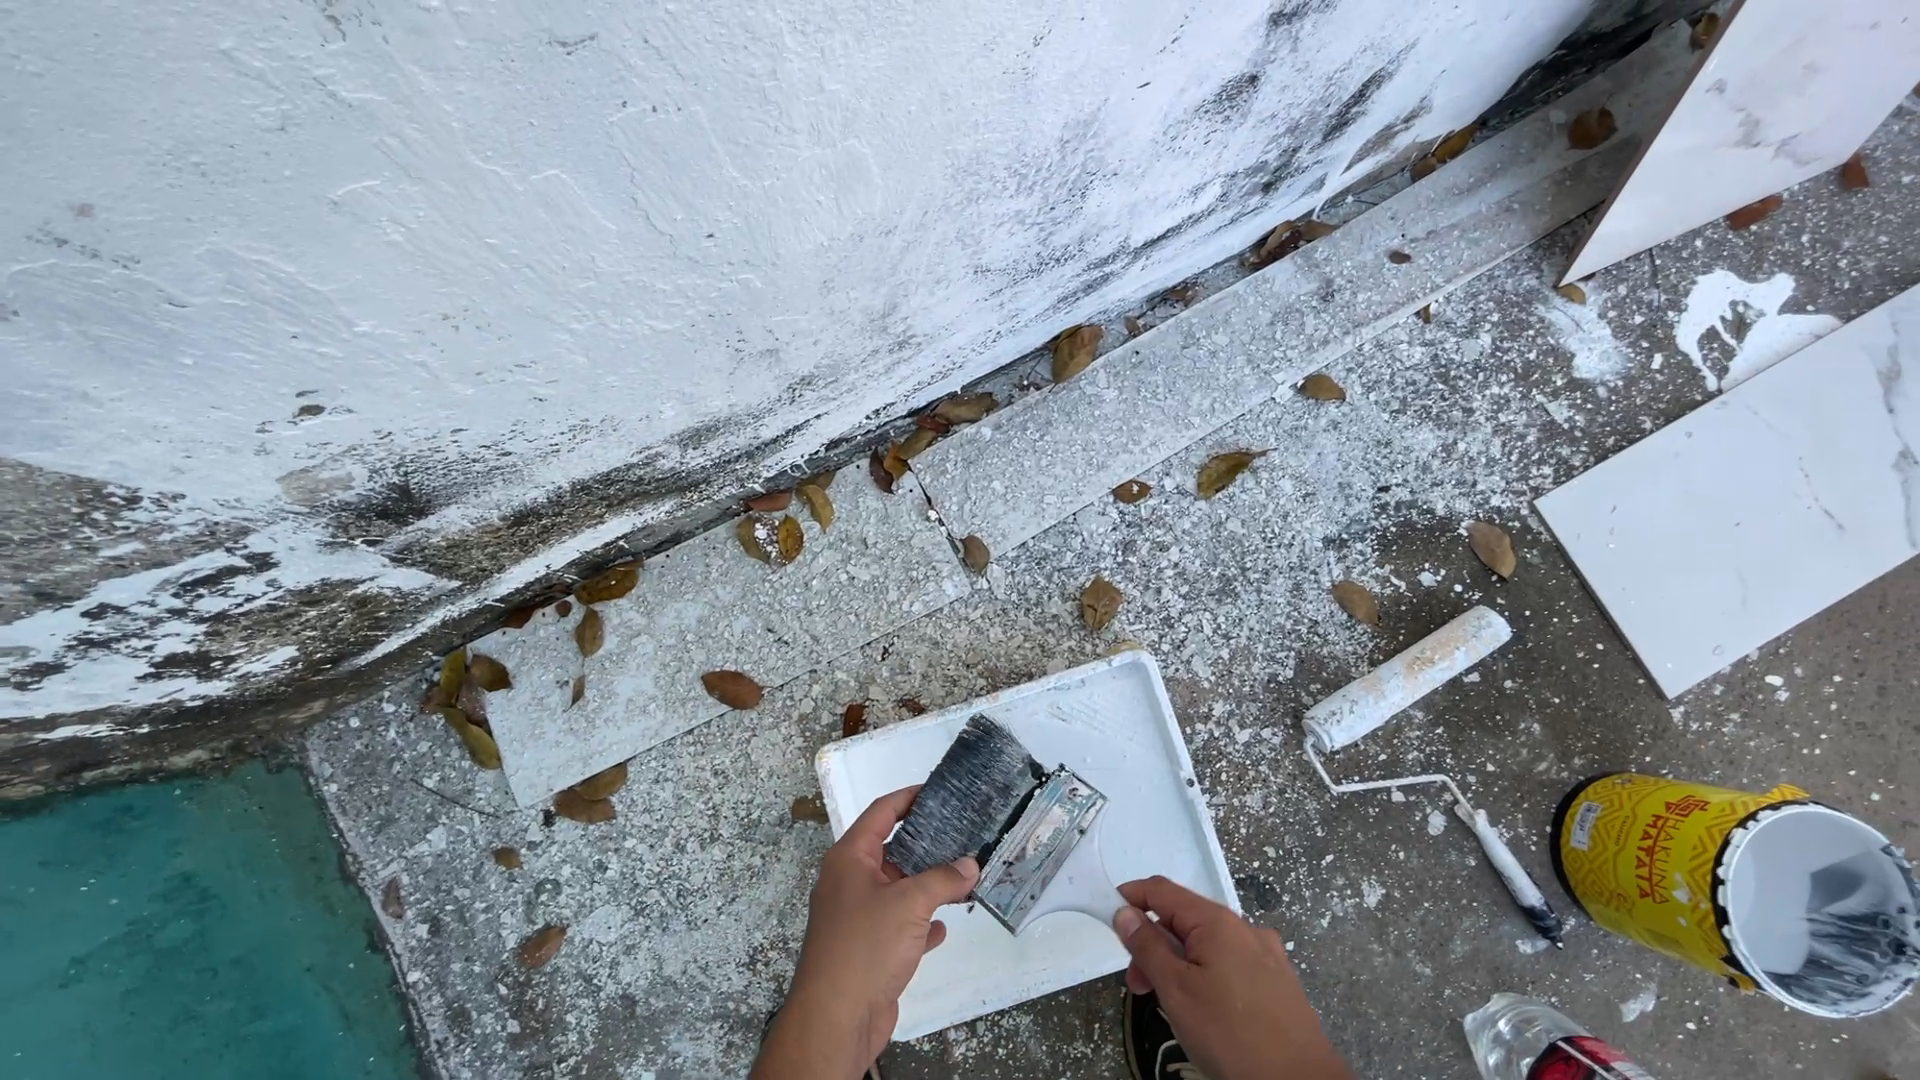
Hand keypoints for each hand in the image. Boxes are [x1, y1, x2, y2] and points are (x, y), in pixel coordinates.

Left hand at [751, 786, 978, 1079]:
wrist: (836, 1019)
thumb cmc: (865, 947)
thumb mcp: (910, 904)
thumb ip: (943, 879)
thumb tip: (970, 864)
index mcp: (849, 858)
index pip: (880, 813)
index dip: (908, 797)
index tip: (938, 790)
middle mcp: (849, 881)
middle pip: (892, 850)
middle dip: (927, 844)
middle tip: (963, 833)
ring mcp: (856, 916)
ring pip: (898, 888)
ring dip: (928, 885)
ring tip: (965, 875)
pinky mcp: (866, 948)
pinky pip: (898, 924)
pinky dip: (920, 922)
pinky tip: (944, 926)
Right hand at [1114, 876, 1352, 1079]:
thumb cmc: (1231, 1035)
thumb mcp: (1176, 990)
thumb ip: (1147, 947)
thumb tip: (1125, 912)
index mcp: (1217, 922)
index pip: (1162, 890)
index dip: (1131, 896)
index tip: (1107, 915)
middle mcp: (1243, 928)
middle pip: (1184, 919)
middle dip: (1153, 943)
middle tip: (1136, 984)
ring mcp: (1265, 954)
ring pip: (1207, 944)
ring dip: (1177, 962)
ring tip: (1167, 1003)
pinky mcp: (1277, 980)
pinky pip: (1229, 962)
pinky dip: (1204, 973)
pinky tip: (1203, 1009)